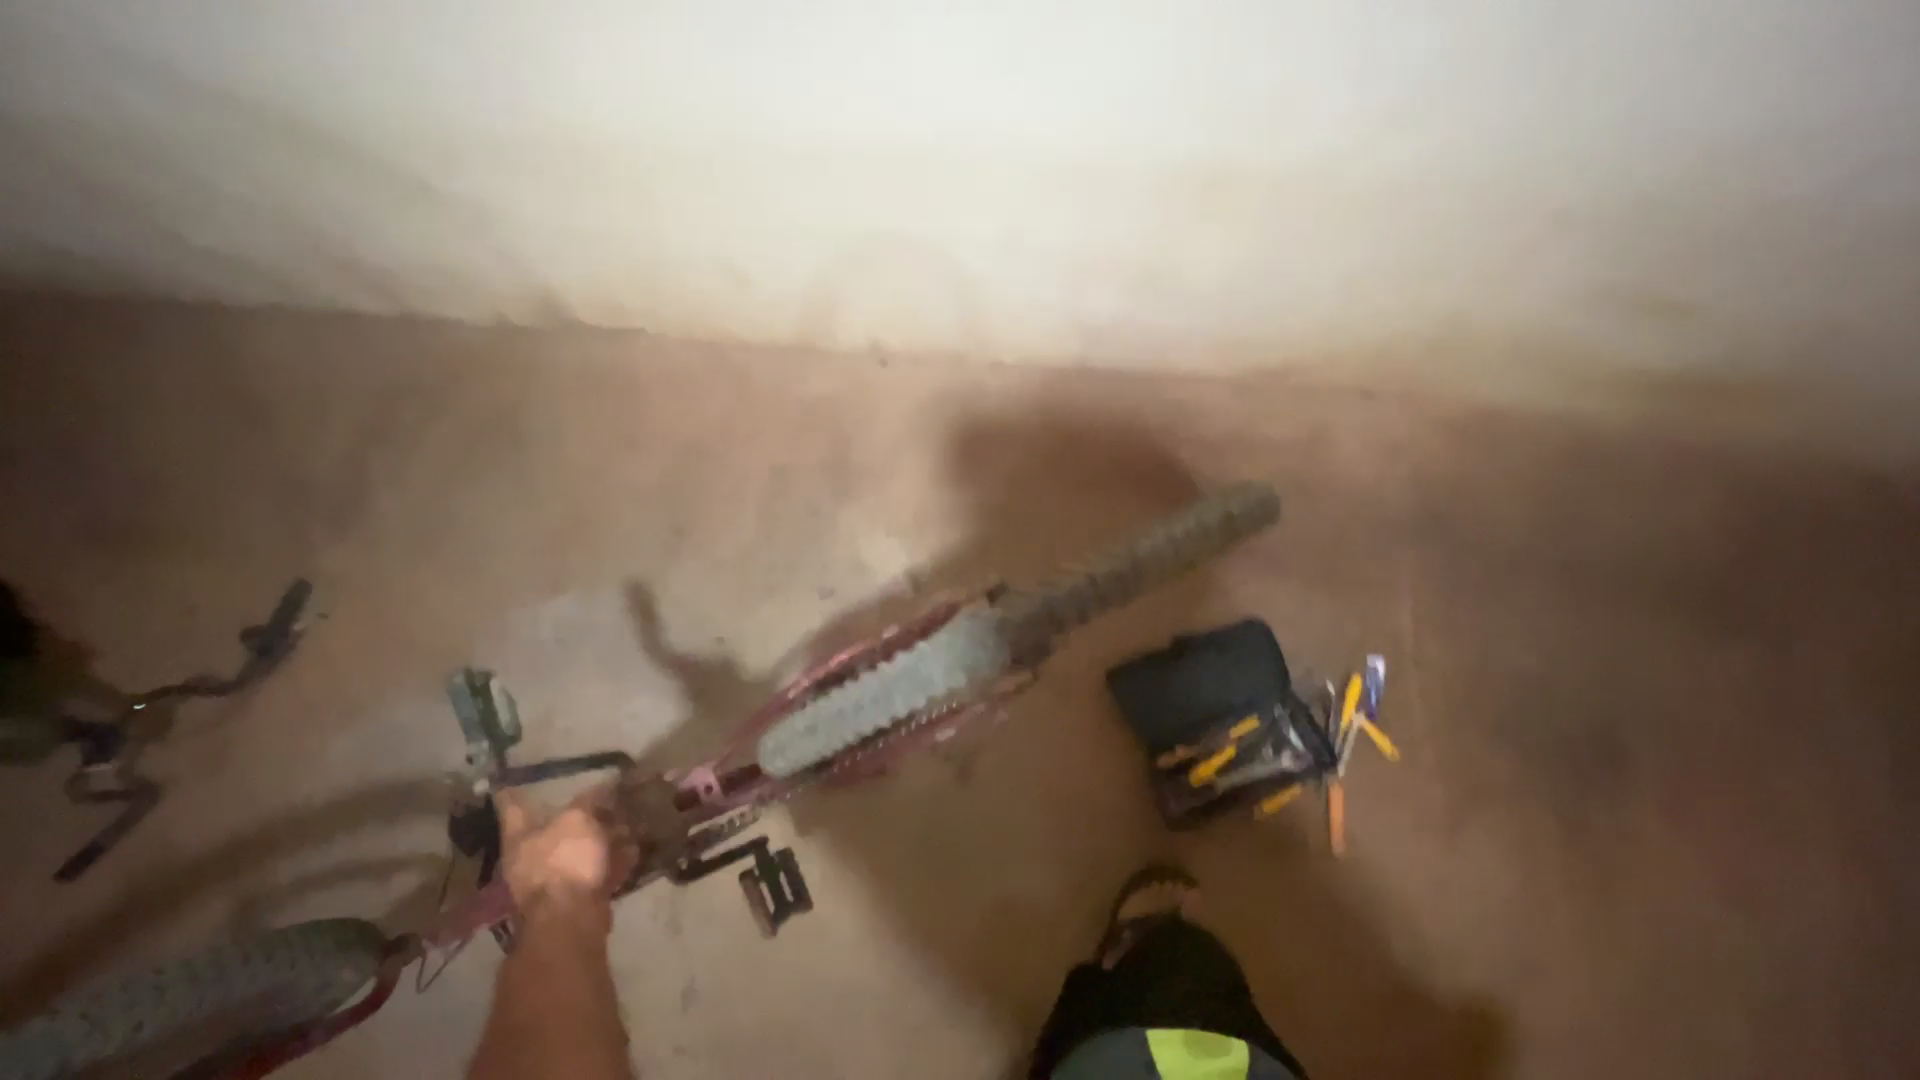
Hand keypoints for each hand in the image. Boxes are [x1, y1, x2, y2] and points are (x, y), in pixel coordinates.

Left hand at [495, 786, 631, 926]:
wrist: (570, 919)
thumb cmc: (565, 861)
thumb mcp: (579, 819)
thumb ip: (589, 801)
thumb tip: (602, 788)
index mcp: (520, 836)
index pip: (512, 806)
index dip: (515, 790)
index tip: (515, 778)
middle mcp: (531, 857)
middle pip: (554, 828)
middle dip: (581, 815)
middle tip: (605, 797)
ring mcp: (553, 880)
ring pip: (579, 850)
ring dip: (603, 838)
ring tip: (628, 822)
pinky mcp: (575, 897)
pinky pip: (596, 872)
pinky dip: (613, 861)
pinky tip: (634, 850)